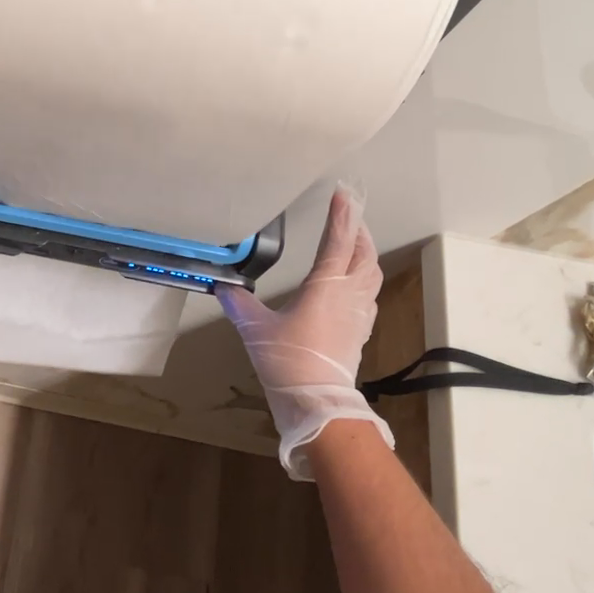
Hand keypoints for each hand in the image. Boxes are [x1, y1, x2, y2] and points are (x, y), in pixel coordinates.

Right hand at [217, 186, 392, 479]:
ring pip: (371, 271)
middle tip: (350, 212)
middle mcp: (349, 294)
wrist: (316, 399)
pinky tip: (354, 281)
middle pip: (363, 252)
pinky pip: (369, 293)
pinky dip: (364, 276)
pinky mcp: (361, 329)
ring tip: (355, 240)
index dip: (341, 214)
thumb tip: (222, 286)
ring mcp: (359, 312)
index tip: (344, 193)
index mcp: (325, 286)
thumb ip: (238, 303)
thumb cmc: (286, 359)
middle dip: (358, 229)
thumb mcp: (254, 328)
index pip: (338, 241)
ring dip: (365, 251)